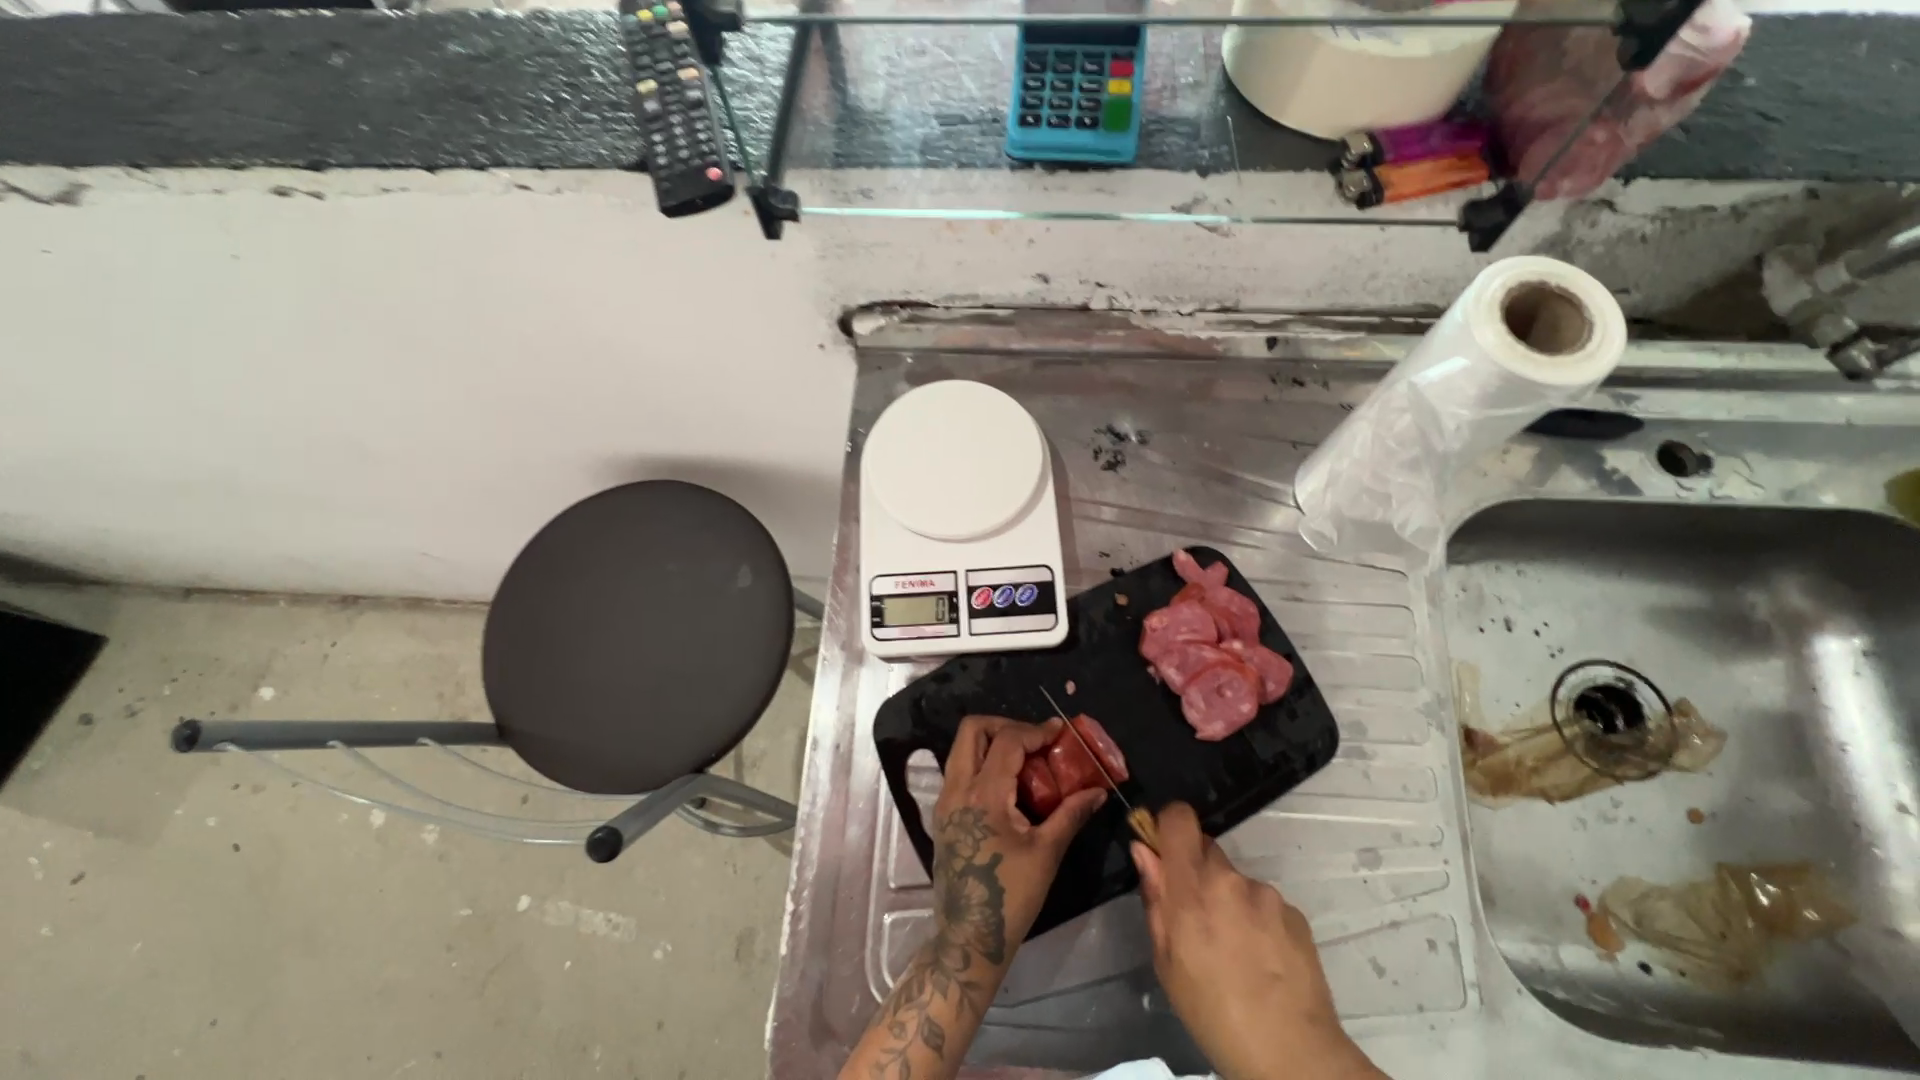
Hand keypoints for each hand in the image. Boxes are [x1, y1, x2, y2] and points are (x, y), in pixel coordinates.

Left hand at [931, 715, 1105, 950]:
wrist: (969, 936)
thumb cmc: (1011, 895)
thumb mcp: (1047, 852)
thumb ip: (1071, 813)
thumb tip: (1097, 791)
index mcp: (983, 795)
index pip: (1007, 742)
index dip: (1035, 730)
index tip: (1059, 731)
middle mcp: (957, 790)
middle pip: (971, 731)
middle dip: (1005, 725)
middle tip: (1035, 740)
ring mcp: (944, 802)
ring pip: (961, 750)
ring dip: (992, 744)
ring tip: (1026, 760)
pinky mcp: (942, 816)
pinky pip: (959, 772)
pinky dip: (982, 764)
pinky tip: (1010, 785)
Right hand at [1131, 803, 1385, 1079]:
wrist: (1292, 1053)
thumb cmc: (1212, 1013)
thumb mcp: (1166, 962)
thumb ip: (1155, 900)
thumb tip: (1144, 852)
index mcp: (1192, 889)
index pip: (1179, 819)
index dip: (1168, 823)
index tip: (1162, 847)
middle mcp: (1231, 880)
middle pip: (1206, 850)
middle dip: (1196, 873)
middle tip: (1196, 917)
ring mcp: (1268, 896)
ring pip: (1236, 882)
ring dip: (1228, 901)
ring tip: (1232, 951)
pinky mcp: (1295, 914)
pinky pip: (1264, 905)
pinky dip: (1256, 921)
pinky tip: (1260, 960)